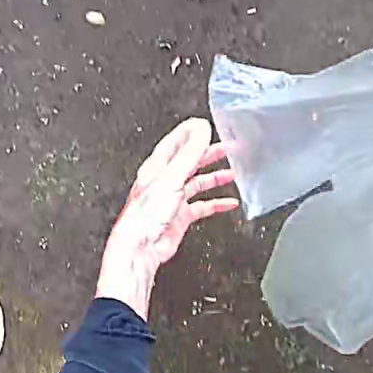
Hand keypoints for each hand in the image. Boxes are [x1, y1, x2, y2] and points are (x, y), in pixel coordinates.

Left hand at [95, 118, 238, 319]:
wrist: (140, 247)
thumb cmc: (145, 215)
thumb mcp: (171, 177)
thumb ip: (189, 153)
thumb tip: (200, 129)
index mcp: (157, 168)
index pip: (175, 144)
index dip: (190, 133)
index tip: (205, 125)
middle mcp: (164, 182)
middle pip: (189, 162)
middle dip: (208, 154)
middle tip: (227, 147)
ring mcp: (172, 200)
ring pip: (197, 183)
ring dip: (215, 177)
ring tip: (232, 172)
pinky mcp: (179, 218)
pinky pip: (201, 207)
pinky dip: (216, 203)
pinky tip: (228, 202)